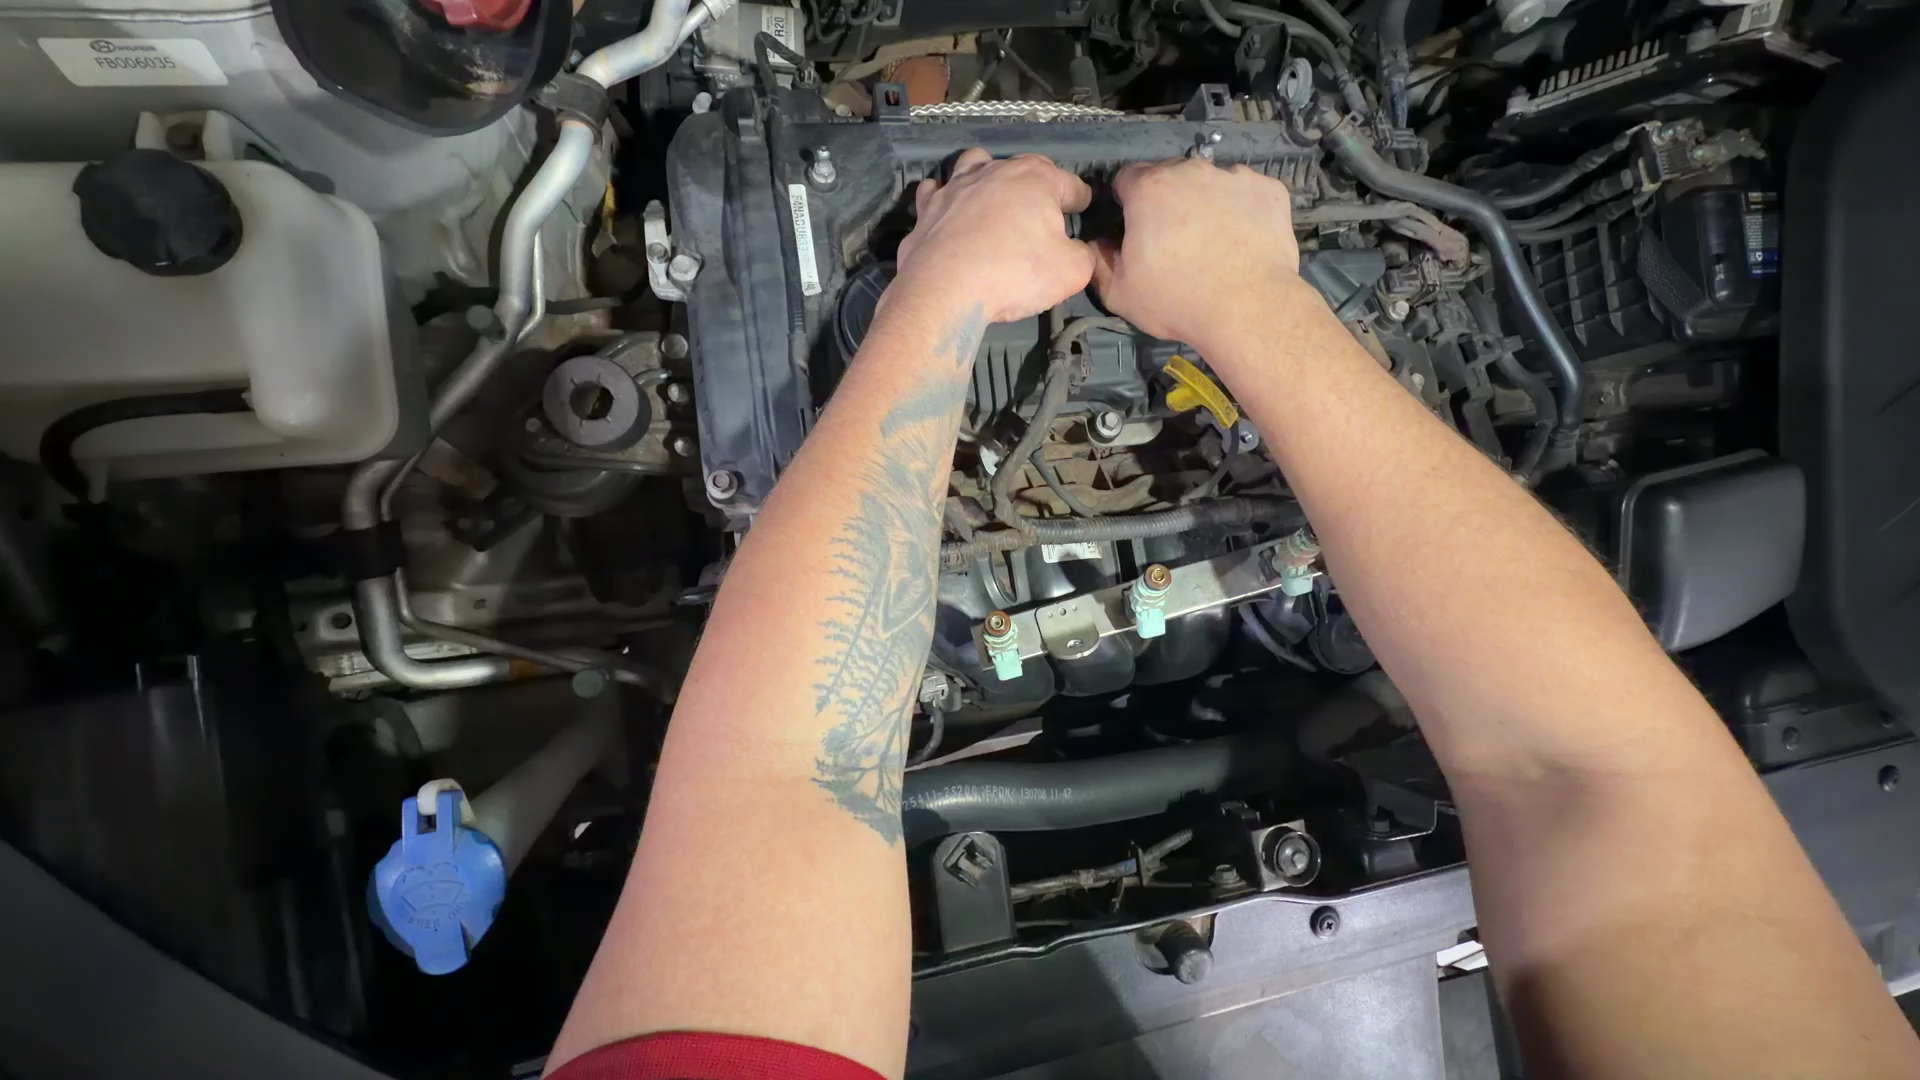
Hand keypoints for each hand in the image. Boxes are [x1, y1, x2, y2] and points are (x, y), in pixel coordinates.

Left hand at [892, 149, 1096, 324]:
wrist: (944, 289)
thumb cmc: (1013, 274)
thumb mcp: (1070, 272)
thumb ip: (1082, 256)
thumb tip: (1078, 252)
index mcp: (1035, 180)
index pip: (1069, 183)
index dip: (1080, 197)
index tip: (1084, 205)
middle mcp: (994, 173)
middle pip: (1021, 168)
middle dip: (1036, 183)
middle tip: (1041, 206)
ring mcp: (955, 188)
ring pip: (974, 165)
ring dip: (985, 174)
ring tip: (991, 193)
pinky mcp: (927, 211)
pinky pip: (936, 194)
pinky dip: (943, 199)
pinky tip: (947, 210)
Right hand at [1091, 159, 1307, 354]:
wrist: (1247, 308)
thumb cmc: (1176, 300)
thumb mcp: (1119, 294)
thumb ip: (1099, 263)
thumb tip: (1096, 246)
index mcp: (1150, 189)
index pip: (1126, 178)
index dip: (1126, 202)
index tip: (1133, 227)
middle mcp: (1192, 170)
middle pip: (1170, 176)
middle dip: (1166, 202)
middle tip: (1172, 242)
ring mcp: (1235, 177)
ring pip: (1210, 183)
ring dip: (1204, 204)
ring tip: (1210, 244)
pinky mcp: (1269, 190)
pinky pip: (1246, 194)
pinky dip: (1240, 211)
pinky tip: (1240, 242)